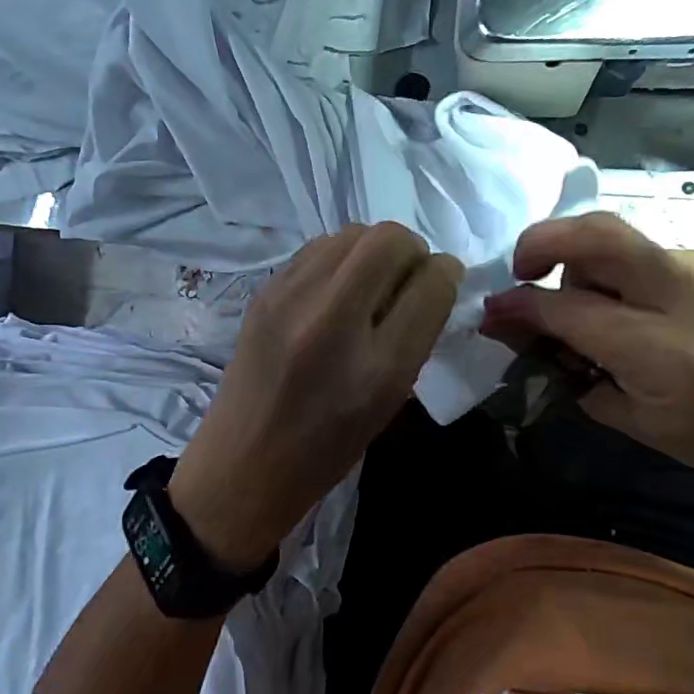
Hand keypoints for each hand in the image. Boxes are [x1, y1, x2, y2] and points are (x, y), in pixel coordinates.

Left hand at [169, 223, 462, 570]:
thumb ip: (419, 334)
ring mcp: (290, 298)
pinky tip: (338, 290)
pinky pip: (320, 246)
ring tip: (372, 286)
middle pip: (390, 240)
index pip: (430, 286)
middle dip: (412, 251)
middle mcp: (331, 320)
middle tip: (408, 281)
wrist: (245, 461)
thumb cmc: (329, 445)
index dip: (447, 275)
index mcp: (376, 366)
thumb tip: (435, 278)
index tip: (444, 282)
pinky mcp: (265, 290)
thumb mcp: (391, 399)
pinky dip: (342, 257)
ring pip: (354, 232)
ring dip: (376, 250)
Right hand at [481, 212, 693, 483]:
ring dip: (576, 263)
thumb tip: (502, 319)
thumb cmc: (691, 433)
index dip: (526, 304)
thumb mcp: (615, 411)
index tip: (492, 308)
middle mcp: (692, 299)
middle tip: (520, 269)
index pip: (578, 310)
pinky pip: (634, 248)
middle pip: (604, 236)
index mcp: (671, 356)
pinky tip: (614, 301)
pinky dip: (606, 269)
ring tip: (578, 305)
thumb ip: (558, 360)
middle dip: (545, 241)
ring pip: (613, 236)